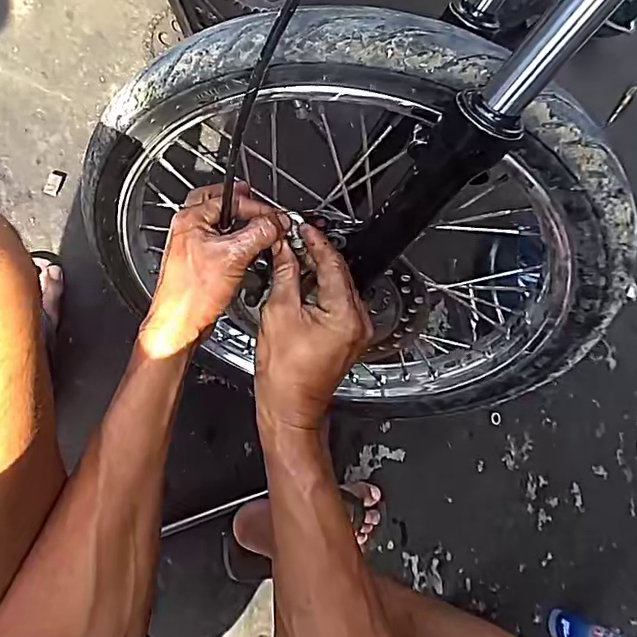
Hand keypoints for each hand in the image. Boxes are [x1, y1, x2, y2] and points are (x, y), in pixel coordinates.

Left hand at [141, 182, 288, 357]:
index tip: (275, 217)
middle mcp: (187, 229)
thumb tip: (276, 222)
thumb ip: (259, 233)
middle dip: (241, 203)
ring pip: (218, 224)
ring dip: (239, 224)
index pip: (229, 198)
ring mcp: (191, 246)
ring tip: (258, 229)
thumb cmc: (192, 294)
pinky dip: (234, 241)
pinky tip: (246, 251)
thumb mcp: (234, 256)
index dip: (257, 206)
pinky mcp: (198, 263)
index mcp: (190, 219)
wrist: (179, 324)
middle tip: (260, 207)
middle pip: (217, 202)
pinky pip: (218, 243)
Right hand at [255, 223, 372, 432]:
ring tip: (293, 256)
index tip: (301, 228)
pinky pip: (336, 302)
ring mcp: (355, 330)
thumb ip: (285, 275)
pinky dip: (319, 288)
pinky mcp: (347, 336)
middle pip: (338, 273)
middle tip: (294, 238)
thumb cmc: (285, 375)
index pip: (332, 264)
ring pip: (337, 286)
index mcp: (345, 314)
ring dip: (316, 270)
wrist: (290, 408)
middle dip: (315, 254)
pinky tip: (301, 281)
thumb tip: (284, 250)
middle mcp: (358, 321)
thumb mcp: (278, 313)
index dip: (315, 241)